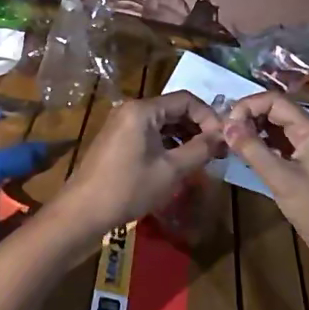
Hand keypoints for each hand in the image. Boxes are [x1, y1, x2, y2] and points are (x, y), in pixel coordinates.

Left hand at [53, 92, 225, 236]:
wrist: (84, 209)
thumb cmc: (129, 187)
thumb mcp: (171, 170)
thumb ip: (200, 149)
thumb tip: (223, 136)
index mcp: (142, 110)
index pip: (186, 100)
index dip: (209, 117)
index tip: (224, 140)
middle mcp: (130, 109)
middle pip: (173, 109)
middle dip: (197, 127)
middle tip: (218, 151)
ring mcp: (121, 123)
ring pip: (162, 122)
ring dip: (184, 136)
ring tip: (203, 158)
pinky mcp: (117, 138)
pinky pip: (149, 132)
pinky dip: (167, 143)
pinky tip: (180, 161)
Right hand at [222, 92, 308, 249]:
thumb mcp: (281, 179)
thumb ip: (253, 150)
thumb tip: (225, 126)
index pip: (274, 101)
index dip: (248, 106)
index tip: (227, 124)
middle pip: (274, 110)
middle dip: (248, 115)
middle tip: (225, 132)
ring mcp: (307, 147)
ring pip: (275, 125)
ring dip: (252, 128)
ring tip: (231, 141)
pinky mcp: (303, 161)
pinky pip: (278, 142)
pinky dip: (260, 142)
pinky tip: (246, 152)